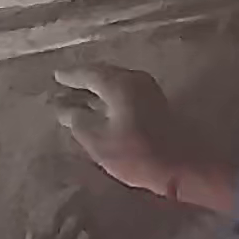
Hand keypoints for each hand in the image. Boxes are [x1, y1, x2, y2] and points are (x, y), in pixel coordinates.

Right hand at [53, 65, 235, 212]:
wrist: (182, 165)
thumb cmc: (138, 154)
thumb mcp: (99, 141)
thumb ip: (79, 121)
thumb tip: (64, 108)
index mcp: (120, 84)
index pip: (89, 73)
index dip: (71, 76)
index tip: (56, 76)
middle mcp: (134, 79)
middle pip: (103, 74)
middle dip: (83, 80)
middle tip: (64, 83)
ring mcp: (147, 89)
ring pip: (115, 82)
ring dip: (96, 88)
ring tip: (78, 95)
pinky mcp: (154, 101)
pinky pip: (124, 90)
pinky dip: (108, 95)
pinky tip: (100, 105)